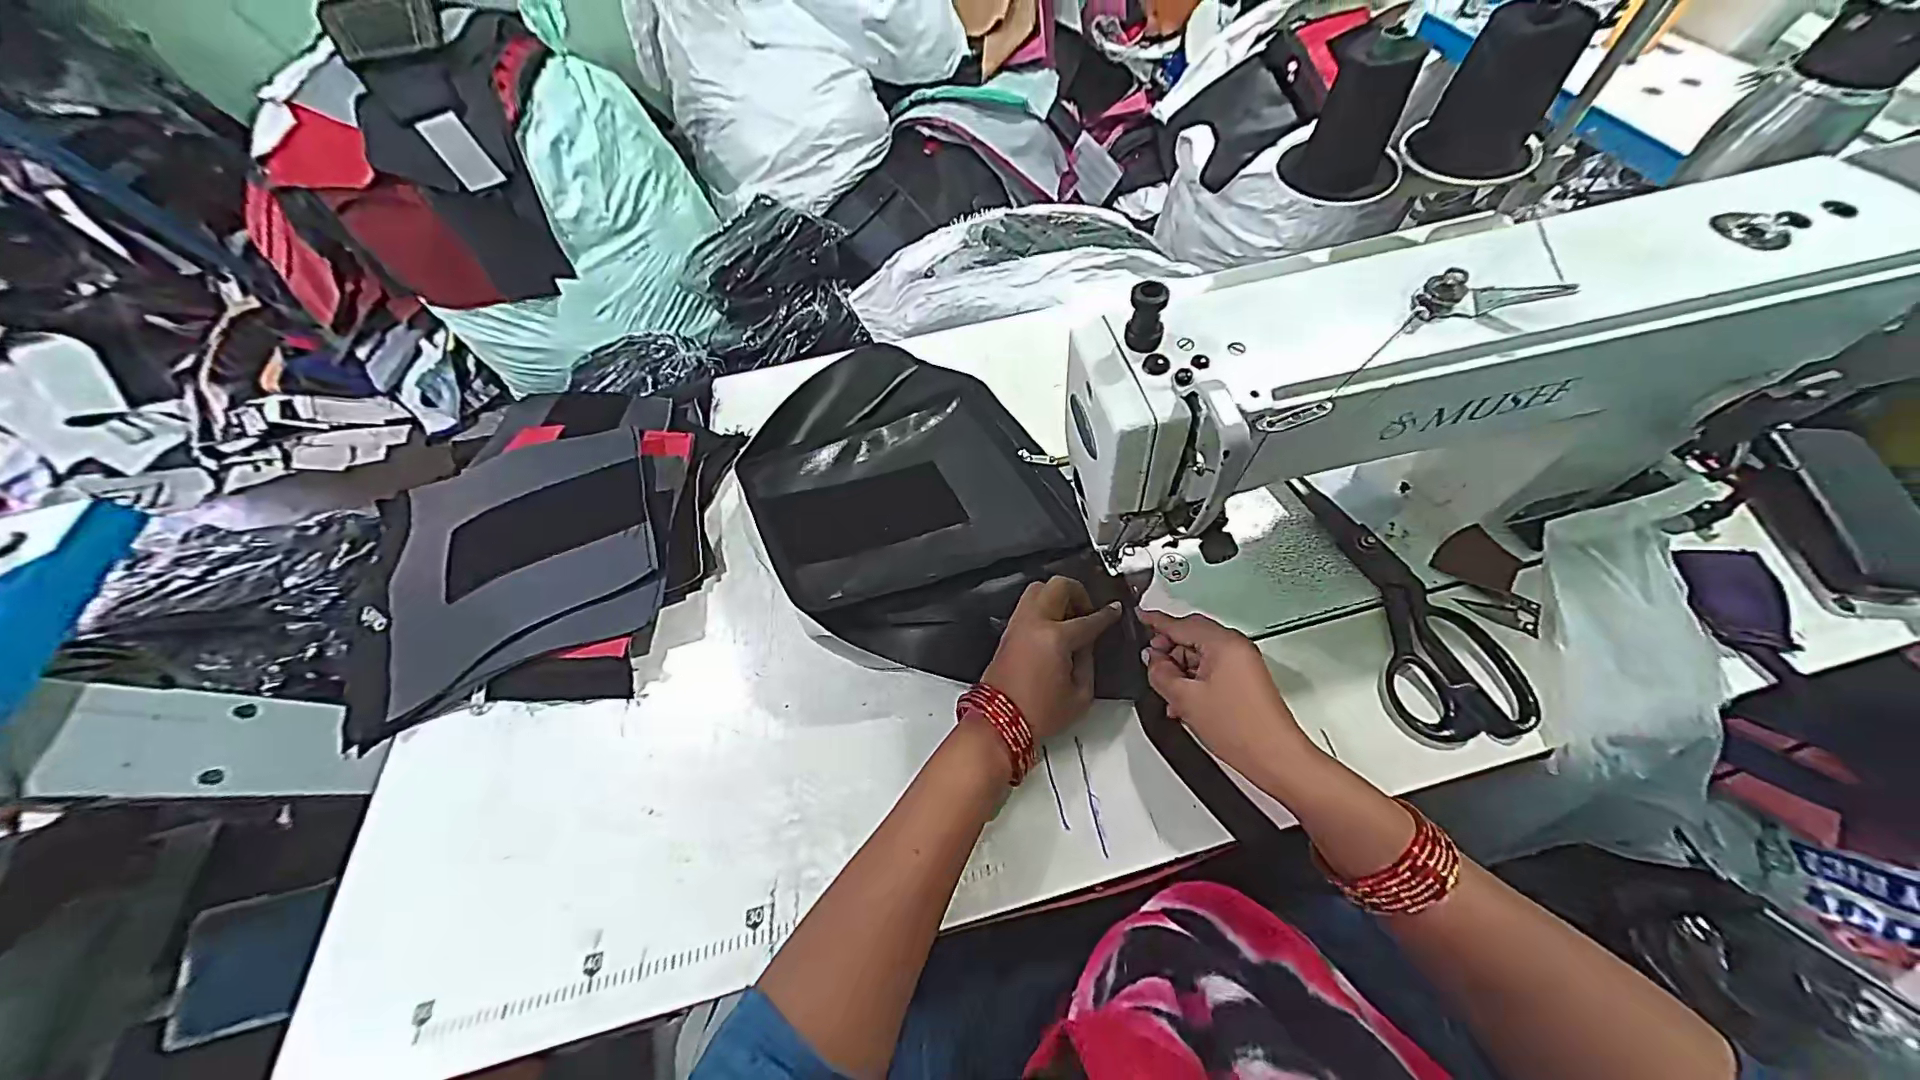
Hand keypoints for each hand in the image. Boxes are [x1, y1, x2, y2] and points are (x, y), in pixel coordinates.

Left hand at [981, 577, 1122, 738]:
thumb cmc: (1036, 713)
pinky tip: (1054, 625)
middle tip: (1087, 609)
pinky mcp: (1008, 631)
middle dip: (1079, 593)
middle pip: (1059, 586)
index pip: (1088, 619)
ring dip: (1058, 596)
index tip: (1113, 610)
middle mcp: (1033, 624)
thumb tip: (1088, 644)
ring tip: (1070, 615)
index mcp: (1055, 638)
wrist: (1000, 721)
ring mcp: (1017, 625)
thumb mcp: (1080, 694)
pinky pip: (1028, 605)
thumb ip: (1089, 660)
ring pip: (1039, 588)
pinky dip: (1043, 606)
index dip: (1106, 615)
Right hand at [1137, 609, 1315, 778]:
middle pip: (1192, 635)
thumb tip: (1153, 661)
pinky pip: (1212, 669)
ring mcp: (1244, 663)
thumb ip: (1160, 673)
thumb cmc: (1243, 730)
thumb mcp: (1185, 698)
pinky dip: (1194, 679)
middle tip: (1150, 660)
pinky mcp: (1245, 680)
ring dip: (1181, 668)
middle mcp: (1237, 648)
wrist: (1275, 757)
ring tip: (1167, 689)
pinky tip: (1183, 699)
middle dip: (1168, 648)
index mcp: (1224, 644)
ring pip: (1201, 654)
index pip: (1181, 623)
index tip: (1142, 617)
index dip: (1156, 621)